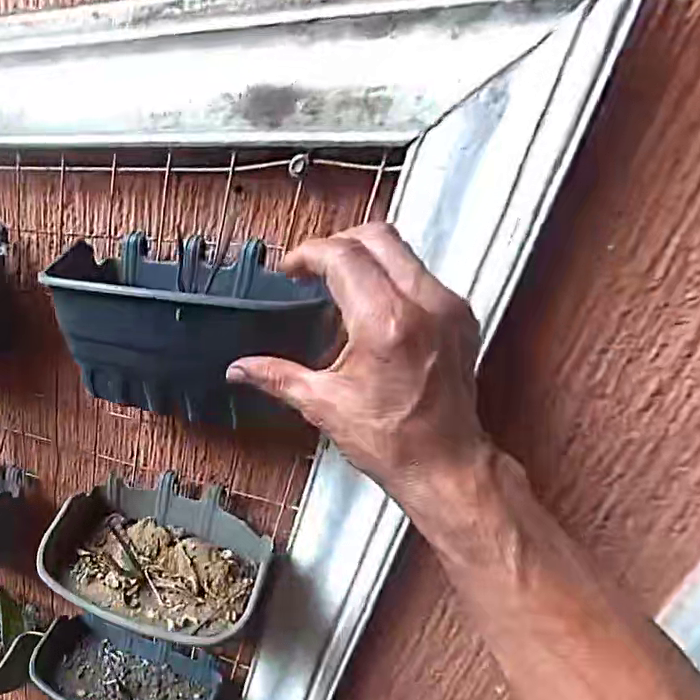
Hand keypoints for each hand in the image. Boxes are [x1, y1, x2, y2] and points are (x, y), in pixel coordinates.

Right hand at [227, 222, 489, 499]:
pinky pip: (420, 275)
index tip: (290, 269)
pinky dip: (388, 279)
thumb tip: (240, 368)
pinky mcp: (459, 316)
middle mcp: (424, 304)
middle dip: (337, 245)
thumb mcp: (321, 404)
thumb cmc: (392, 440)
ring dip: (364, 259)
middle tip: (310, 269)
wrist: (442, 462)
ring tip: (335, 288)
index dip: (309, 255)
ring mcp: (448, 307)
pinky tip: (367, 310)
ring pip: (402, 251)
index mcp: (385, 323)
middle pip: (378, 237)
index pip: (344, 256)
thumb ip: (276, 376)